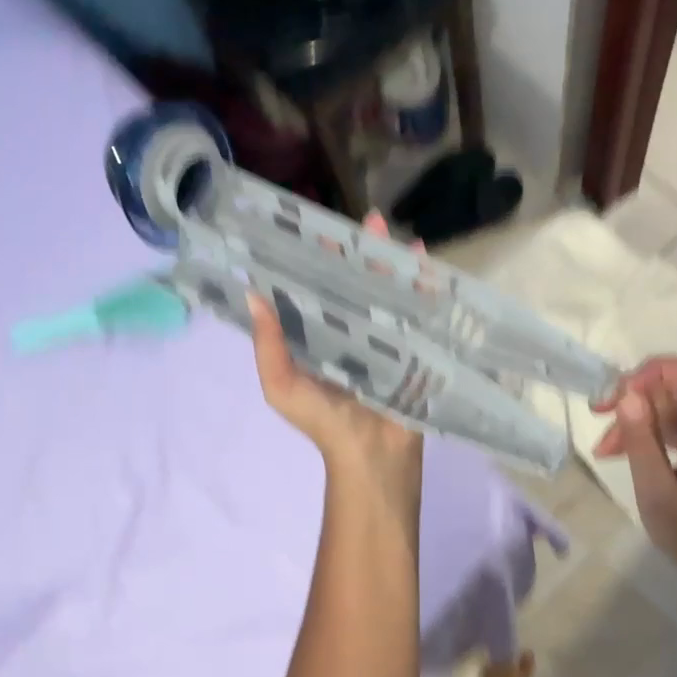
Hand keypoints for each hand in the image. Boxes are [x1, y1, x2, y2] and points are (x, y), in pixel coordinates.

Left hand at [249, 212, 423, 481]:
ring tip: (390, 230)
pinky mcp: (412, 350)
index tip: (312, 226)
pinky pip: (416, 311)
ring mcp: (384, 339)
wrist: (372, 457)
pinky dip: (422, 285)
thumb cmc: (324, 424)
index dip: (313, 257)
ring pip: (386, 290)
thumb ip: (268, 345)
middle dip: (358, 250)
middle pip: (354, 282)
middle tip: (365, 220)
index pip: (314, 287)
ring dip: (390, 260)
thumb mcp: (282, 386)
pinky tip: (424, 260)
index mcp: (317, 337)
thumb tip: (252, 292)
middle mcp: (349, 331)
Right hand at [592, 357, 676, 581]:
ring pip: (671, 405)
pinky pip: (672, 426)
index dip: (657, 372)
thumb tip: (627, 396)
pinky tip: (618, 451)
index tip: (620, 394)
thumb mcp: (656, 493)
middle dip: (637, 395)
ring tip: (604, 447)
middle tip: (599, 414)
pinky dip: (644, 432)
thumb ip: (642, 443)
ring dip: (635, 417)